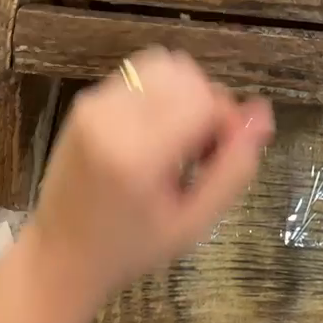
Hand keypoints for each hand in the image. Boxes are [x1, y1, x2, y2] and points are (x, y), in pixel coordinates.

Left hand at [19, 48, 274, 308]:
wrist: (59, 257)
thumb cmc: (132, 248)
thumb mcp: (194, 223)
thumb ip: (234, 168)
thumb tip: (263, 112)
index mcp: (138, 153)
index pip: (205, 98)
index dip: (226, 120)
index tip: (219, 155)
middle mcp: (112, 116)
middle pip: (186, 74)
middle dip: (205, 103)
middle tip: (199, 150)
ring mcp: (95, 102)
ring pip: (165, 64)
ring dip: (182, 92)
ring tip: (177, 137)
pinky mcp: (86, 99)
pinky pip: (140, 74)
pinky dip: (158, 93)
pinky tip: (153, 132)